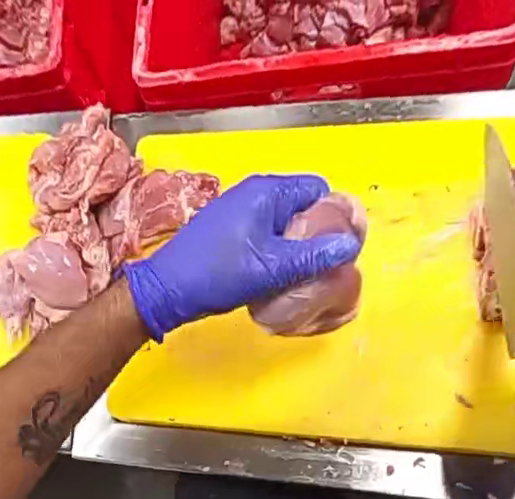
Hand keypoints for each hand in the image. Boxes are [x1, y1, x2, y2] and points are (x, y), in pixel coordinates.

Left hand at [122, 174, 363, 339]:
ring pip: (283, 226)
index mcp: (266, 191)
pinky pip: (265, 238)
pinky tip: (273, 278)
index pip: (318, 190)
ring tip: (296, 276)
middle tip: (318, 267)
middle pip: (301, 208)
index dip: (332, 218)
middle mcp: (253, 194)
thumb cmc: (214, 274)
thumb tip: (348, 246)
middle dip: (314, 236)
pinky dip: (274, 255)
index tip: (336, 248)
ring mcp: (239, 213)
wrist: (166, 291)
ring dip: (293, 249)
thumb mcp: (270, 268)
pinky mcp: (229, 233)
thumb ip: (311, 256)